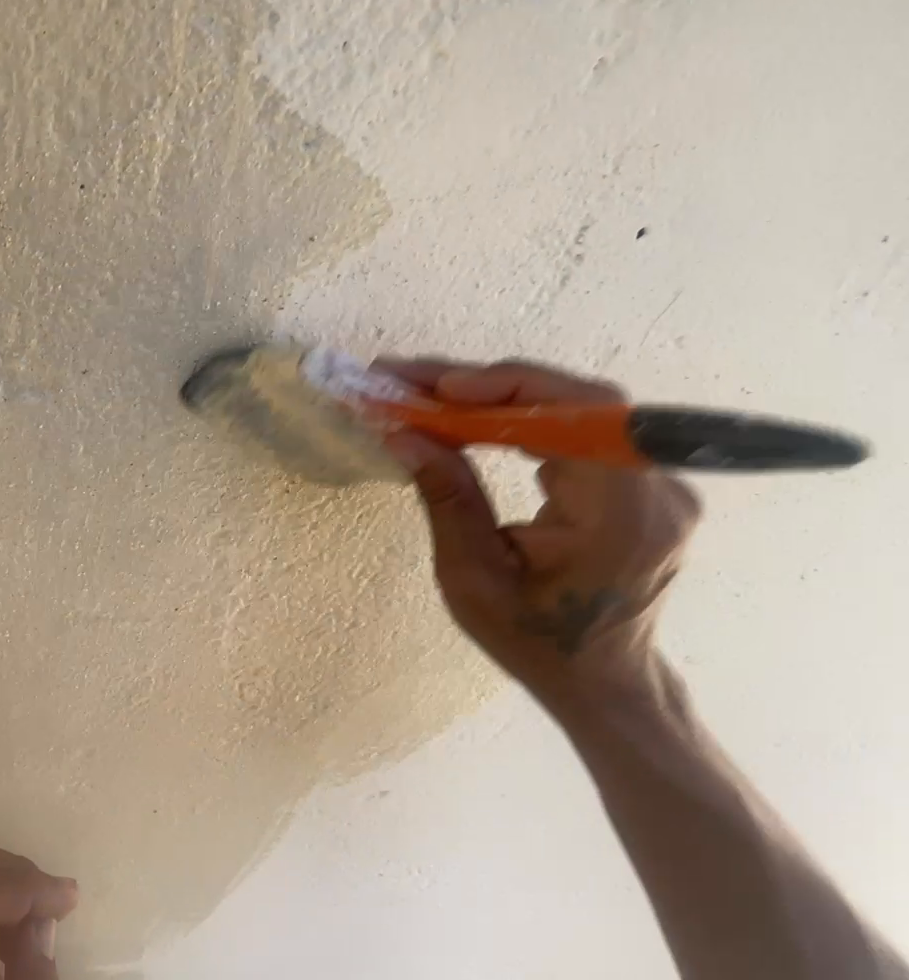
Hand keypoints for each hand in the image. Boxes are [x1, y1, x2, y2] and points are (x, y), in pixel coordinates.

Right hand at [376, 359, 701, 708]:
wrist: (599, 677)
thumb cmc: (531, 638)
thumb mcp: (471, 576)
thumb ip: (446, 497)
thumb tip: (403, 433)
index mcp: (622, 515)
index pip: (578, 416)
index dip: (505, 388)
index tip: (433, 386)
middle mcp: (656, 488)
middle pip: (573, 402)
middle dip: (483, 385)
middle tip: (406, 380)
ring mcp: (656, 481)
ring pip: (574, 408)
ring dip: (495, 396)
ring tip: (425, 394)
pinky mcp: (640, 481)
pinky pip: (578, 427)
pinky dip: (518, 415)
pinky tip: (470, 417)